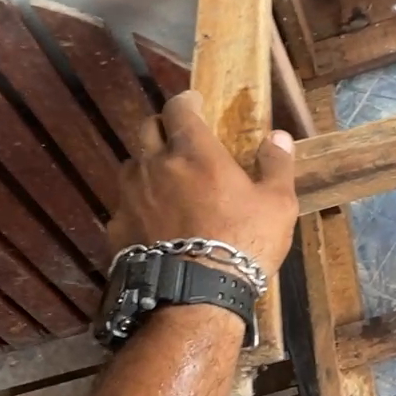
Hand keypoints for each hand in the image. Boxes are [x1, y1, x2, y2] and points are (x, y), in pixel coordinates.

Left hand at [106, 90, 299, 274]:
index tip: (196, 103)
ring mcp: (130, 196)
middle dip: (163, 128)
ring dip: (148, 166)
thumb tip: (278, 136)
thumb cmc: (244, 243)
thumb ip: (277, 165)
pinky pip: (125, 206)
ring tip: (166, 183)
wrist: (197, 294)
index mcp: (194, 151)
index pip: (179, 108)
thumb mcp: (277, 205)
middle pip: (147, 129)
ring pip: (132, 166)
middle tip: (179, 139)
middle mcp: (155, 165)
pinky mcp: (118, 228)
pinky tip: (154, 224)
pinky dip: (139, 207)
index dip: (187, 102)